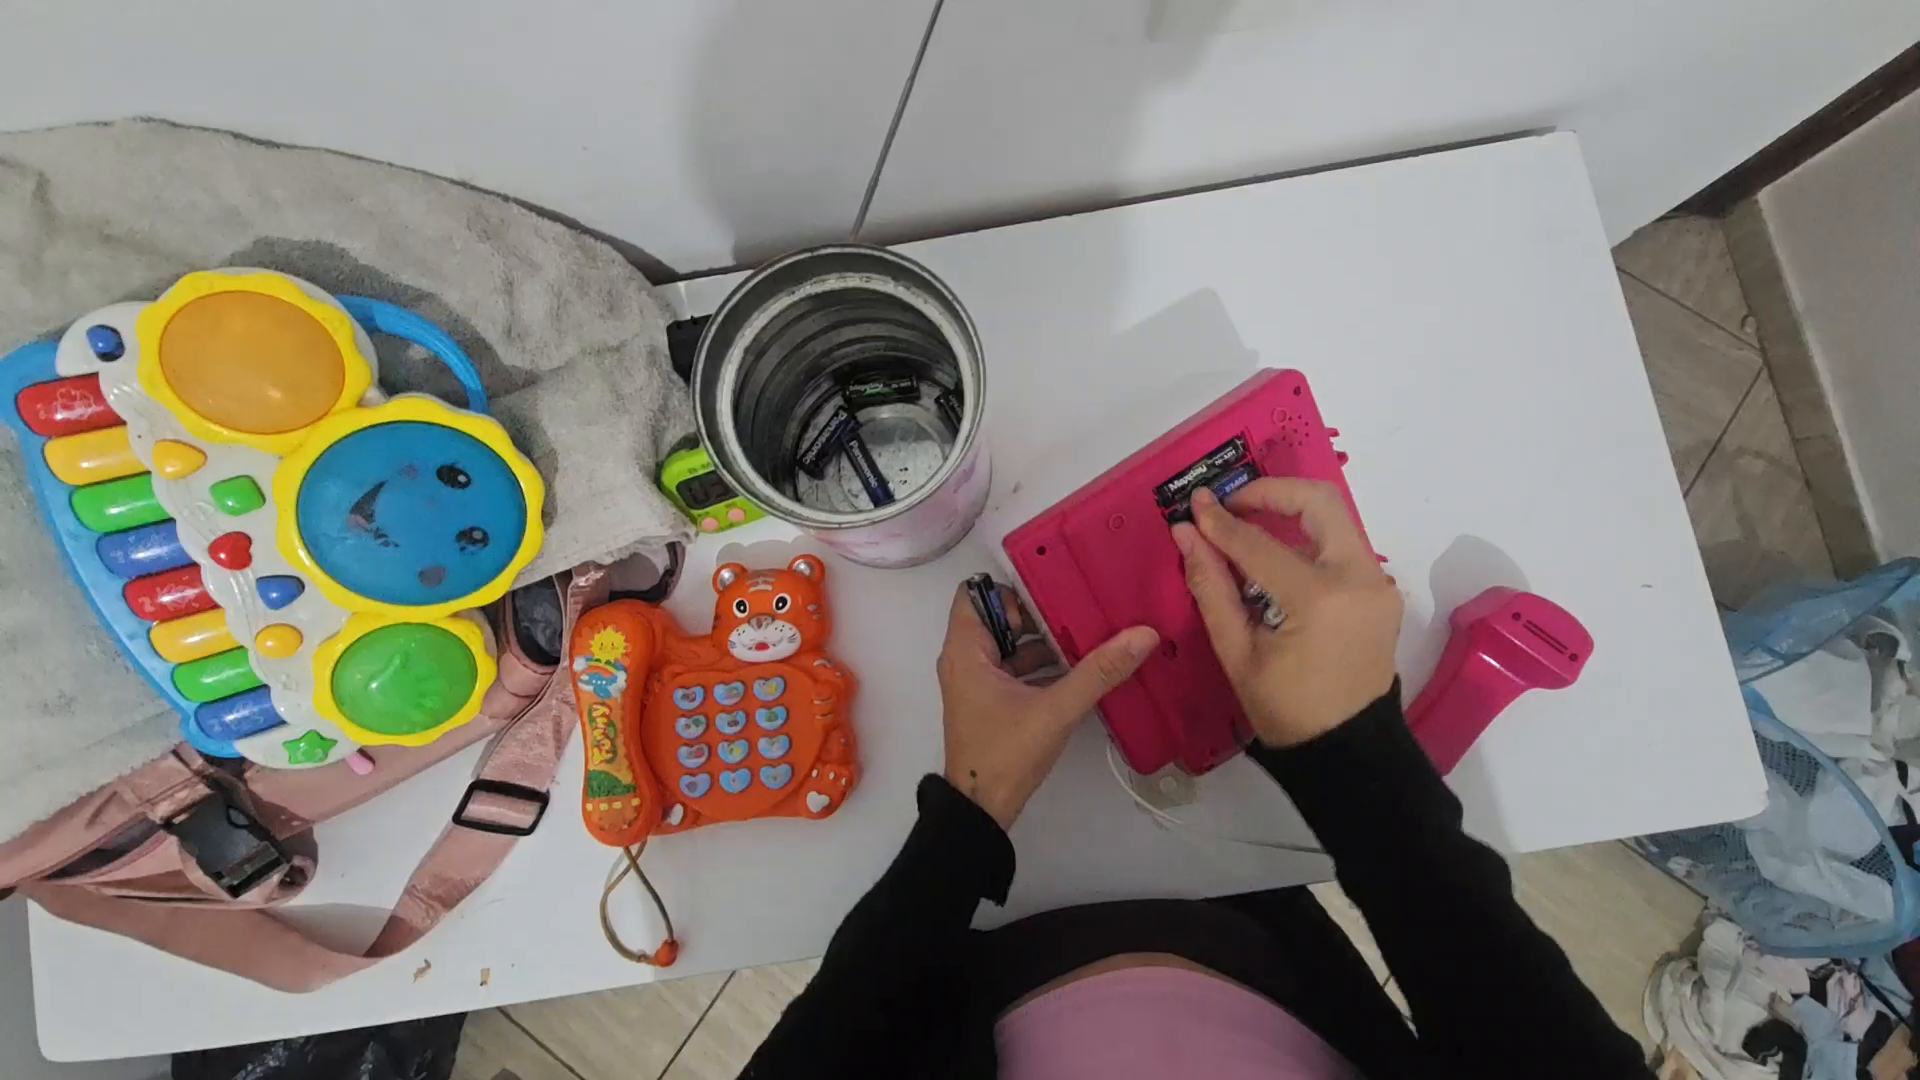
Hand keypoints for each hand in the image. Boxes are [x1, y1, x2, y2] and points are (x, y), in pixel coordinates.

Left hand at [937, 583, 1157, 828]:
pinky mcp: (990, 699)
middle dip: (1037, 612)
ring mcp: (977, 680)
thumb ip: (1099, 672)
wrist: (981, 810)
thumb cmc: (1006, 753)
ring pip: (1009, 643)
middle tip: (1080, 610)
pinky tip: (1079, 666)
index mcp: (965, 650)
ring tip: (1088, 633)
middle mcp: (965, 658)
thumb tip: (1143, 634)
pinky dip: (1041, 665)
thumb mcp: (1056, 710)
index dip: (1008, 589)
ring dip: (1043, 639)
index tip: (1049, 592)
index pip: (974, 593)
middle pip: (997, 615)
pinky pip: (1015, 667)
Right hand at [1172, 480, 1400, 747]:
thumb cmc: (1285, 709)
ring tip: (1246, 528)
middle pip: (1318, 502)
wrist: (1348, 750)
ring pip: (1334, 518)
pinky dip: (1305, 537)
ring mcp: (1377, 582)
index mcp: (1320, 598)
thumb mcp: (1237, 651)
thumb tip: (1186, 533)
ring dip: (1289, 511)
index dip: (1220, 521)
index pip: (1258, 542)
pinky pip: (1341, 544)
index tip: (1193, 505)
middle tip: (1230, 506)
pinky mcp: (1379, 590)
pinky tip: (1274, 557)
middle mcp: (1359, 578)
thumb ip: (1211, 586)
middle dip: (1269, 492)